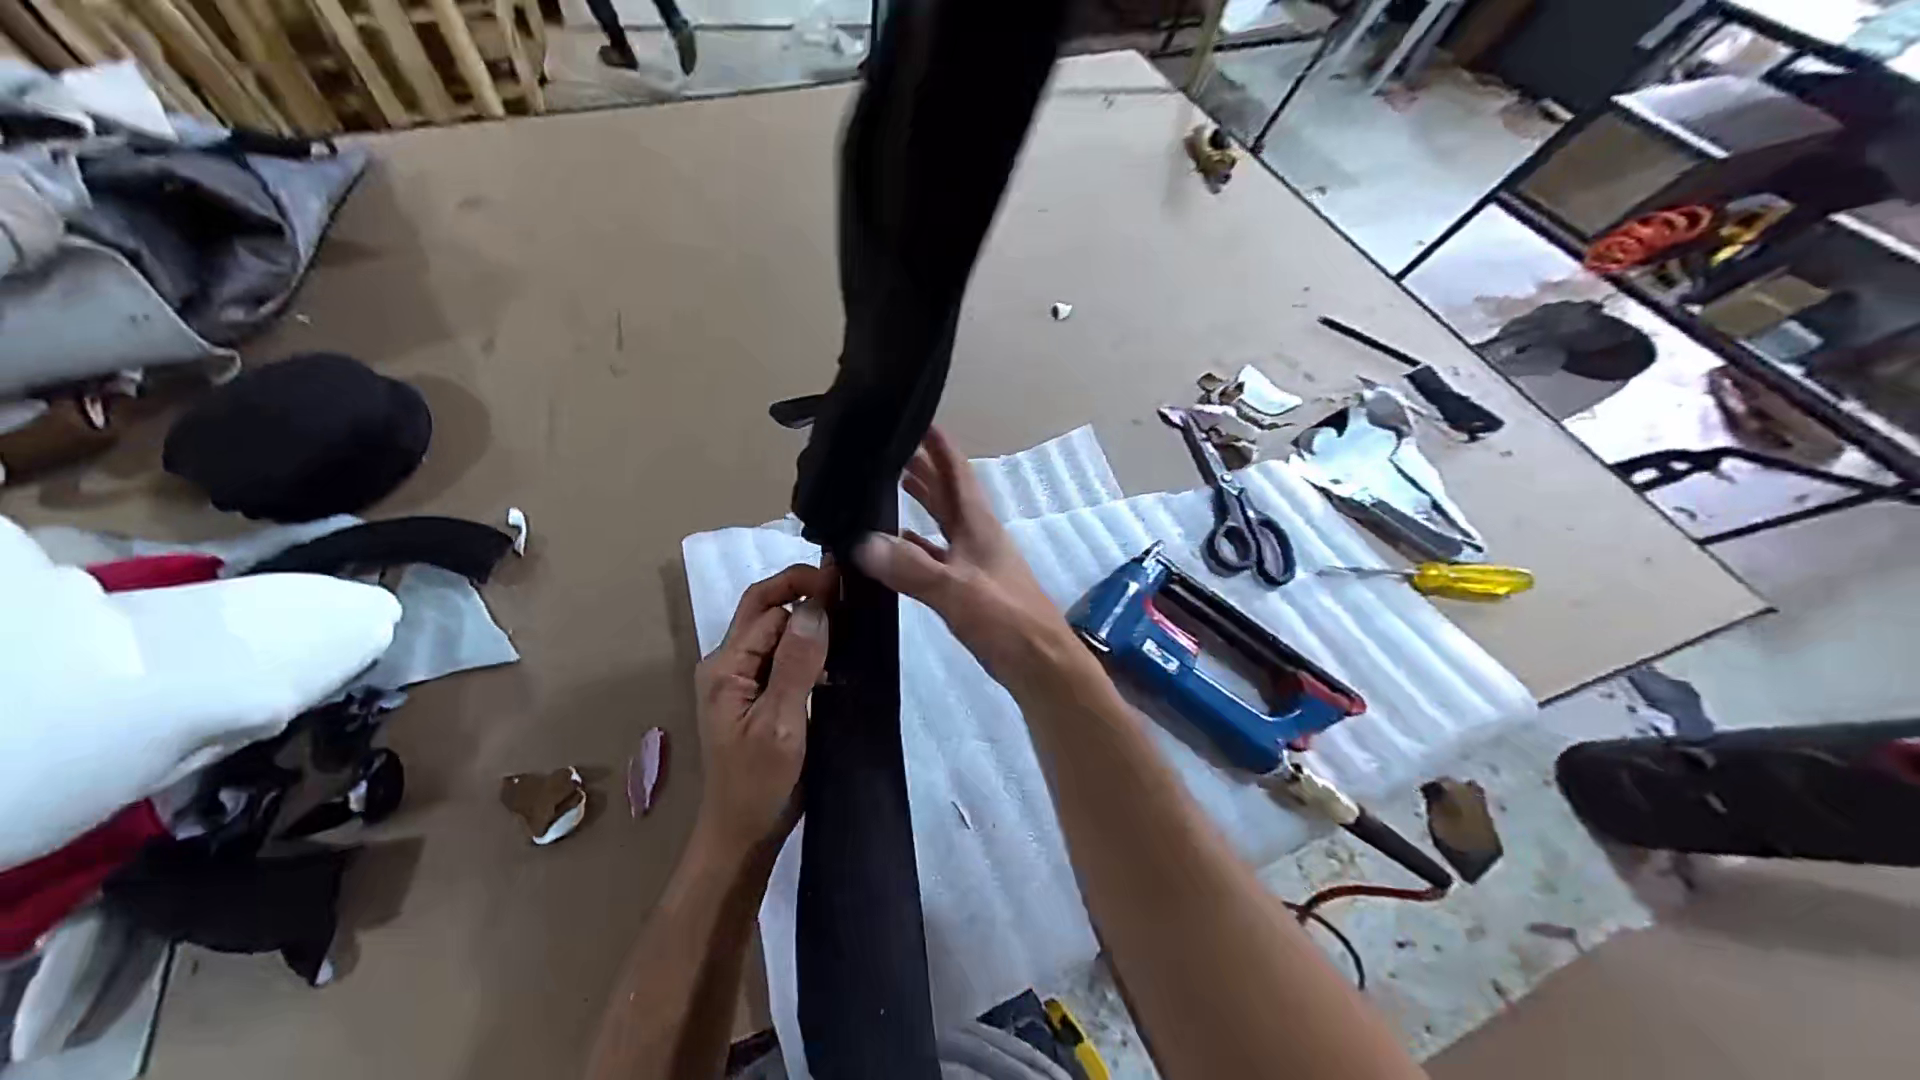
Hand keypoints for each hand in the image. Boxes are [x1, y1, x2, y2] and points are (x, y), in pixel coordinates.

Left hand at [692, 563, 834, 857]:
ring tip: (852, 618)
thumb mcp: (781, 723)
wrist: (744, 833)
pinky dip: (811, 647)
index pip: (767, 608)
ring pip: (778, 632)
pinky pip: (784, 656)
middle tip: (851, 592)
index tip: (845, 580)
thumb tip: (816, 605)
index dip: (804, 588)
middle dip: (804, 594)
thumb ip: (796, 663)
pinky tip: (838, 654)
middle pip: (766, 611)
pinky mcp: (759, 695)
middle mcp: (729, 665)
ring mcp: (743, 680)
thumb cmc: (759, 783)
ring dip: (810, 621)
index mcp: (726, 667)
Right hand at [853, 427, 1082, 690]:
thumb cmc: (1007, 621)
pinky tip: (898, 549)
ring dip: (923, 503)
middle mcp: (977, 537)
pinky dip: (917, 547)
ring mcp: (974, 563)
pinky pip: (937, 557)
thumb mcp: (956, 591)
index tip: (916, 419)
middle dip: (925, 468)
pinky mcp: (969, 588)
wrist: (1040, 666)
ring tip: (893, 485)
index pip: (958, 473)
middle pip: (949, 493)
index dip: (939, 446)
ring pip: (943, 523)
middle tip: (892, 448)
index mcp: (979, 526)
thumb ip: (911, 568)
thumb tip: (862, 542)